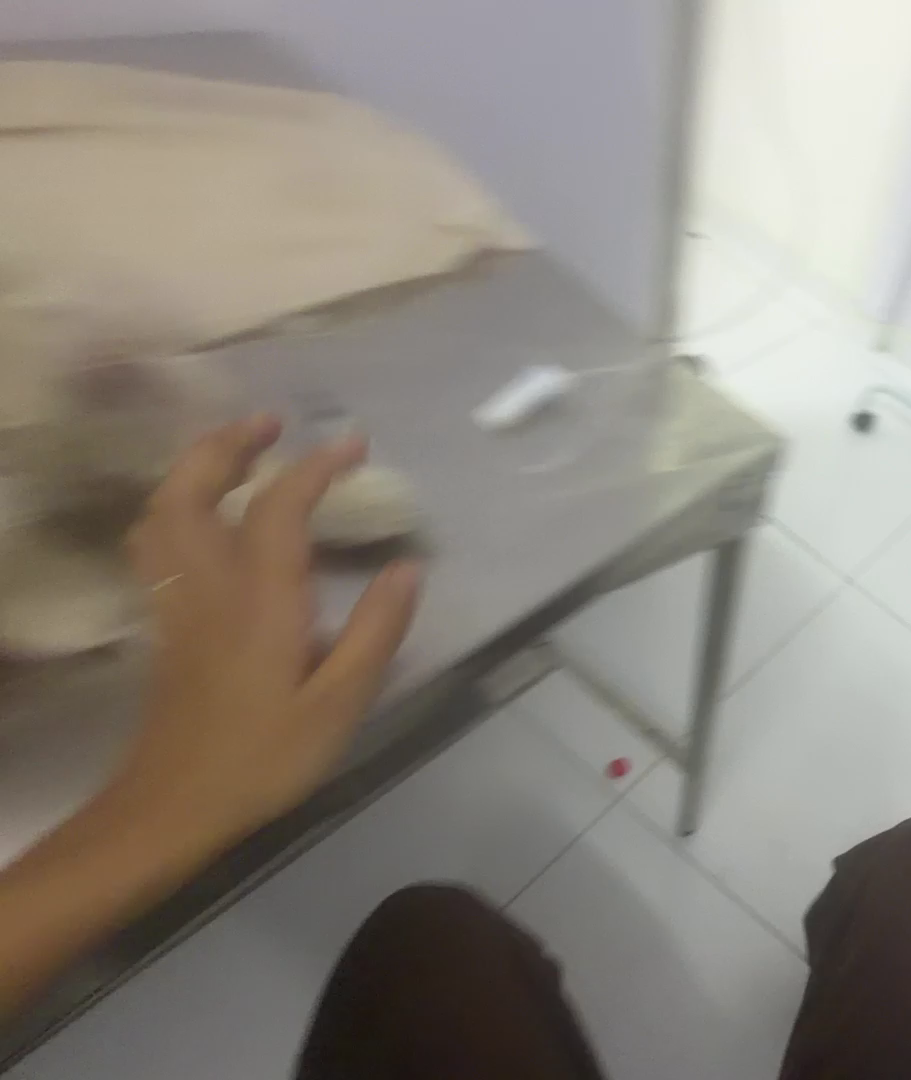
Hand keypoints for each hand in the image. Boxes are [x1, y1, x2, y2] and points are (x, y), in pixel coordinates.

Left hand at [115, 415, 421, 853]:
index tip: (353, 443)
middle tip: (270, 423)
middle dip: (225, 449)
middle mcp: (207, 591)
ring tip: (237, 453)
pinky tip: (205, 516)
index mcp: (258, 603)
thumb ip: (377, 629)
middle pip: (188, 496)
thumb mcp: (343, 698)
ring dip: (192, 471)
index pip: (275, 512)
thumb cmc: (267, 754)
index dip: (312, 469)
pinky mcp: (167, 626)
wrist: (169, 810)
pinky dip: (176, 509)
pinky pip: (156, 546)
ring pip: (159, 517)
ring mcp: (177, 607)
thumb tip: (409, 567)